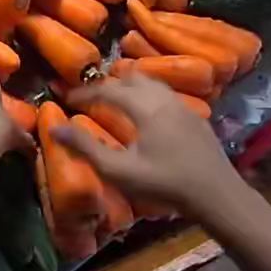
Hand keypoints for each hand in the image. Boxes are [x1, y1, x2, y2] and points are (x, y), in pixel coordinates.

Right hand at [54, 75, 240, 212]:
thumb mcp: (119, 170)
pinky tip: (148, 113)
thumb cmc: (164, 183)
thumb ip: (86, 148)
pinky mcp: (196, 117)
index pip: (108, 90)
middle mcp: (164, 98)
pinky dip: (149, 94)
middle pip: (133, 78)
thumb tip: (55, 128)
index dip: (85, 92)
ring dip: (131, 86)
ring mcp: (184, 106)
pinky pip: (167, 94)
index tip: (68, 98)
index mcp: (145, 107)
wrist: (215, 193)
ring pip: (153, 83)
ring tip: (116, 97)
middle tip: (91, 95)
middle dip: (109, 83)